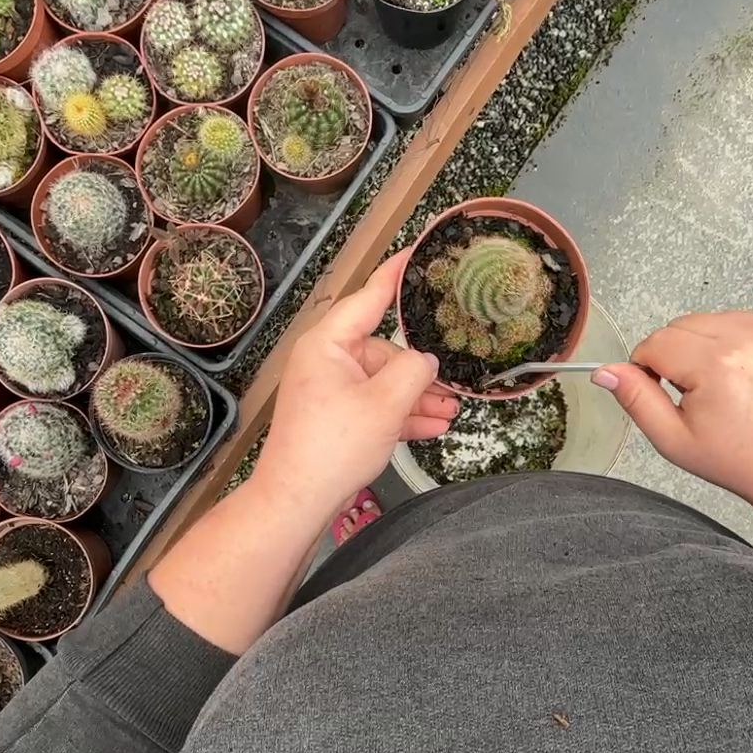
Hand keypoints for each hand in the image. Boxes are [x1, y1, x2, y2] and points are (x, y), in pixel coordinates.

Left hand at [255, 253, 459, 519]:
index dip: (396, 275)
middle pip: (383, 351)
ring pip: (383, 383)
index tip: (417, 252)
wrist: (297, 500)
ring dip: (416, 398)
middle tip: (456, 385)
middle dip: (420, 372)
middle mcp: (327, 361)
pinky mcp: (335, 419)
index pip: (368, 297)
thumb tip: (425, 360)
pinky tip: (433, 428)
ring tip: (452, 412)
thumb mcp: (384, 404)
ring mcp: (330, 391)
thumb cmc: (335, 445)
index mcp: (329, 343)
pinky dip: (400, 416)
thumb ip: (412, 373)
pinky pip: (374, 406)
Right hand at [594, 312, 752, 508]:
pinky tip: (748, 375)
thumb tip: (603, 371)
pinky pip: (749, 321)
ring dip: (709, 345)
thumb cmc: (736, 458)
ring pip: (715, 319)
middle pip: (683, 325)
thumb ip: (636, 399)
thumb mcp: (673, 439)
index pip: (656, 342)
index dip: (649, 367)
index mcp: (715, 365)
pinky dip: (741, 343)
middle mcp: (749, 338)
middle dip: (679, 354)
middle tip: (696, 392)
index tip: (665, 392)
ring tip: (724, 383)